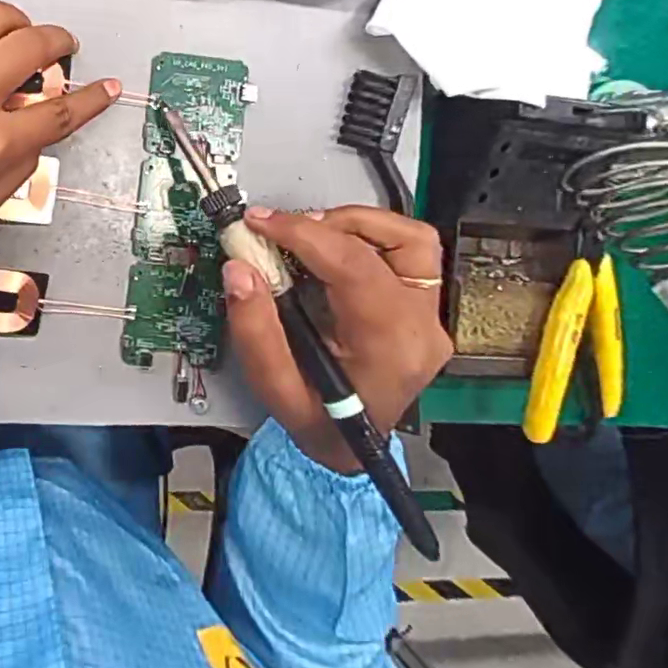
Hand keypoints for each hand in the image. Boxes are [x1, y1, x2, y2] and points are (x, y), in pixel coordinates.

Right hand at [223, 206, 451, 472]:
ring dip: (353, 224)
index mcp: (389, 347)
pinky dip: (364, 236)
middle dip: (324, 225)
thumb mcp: (273, 384)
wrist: (350, 445)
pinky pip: (406, 251)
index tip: (260, 222)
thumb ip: (253, 328)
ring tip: (306, 232)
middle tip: (278, 229)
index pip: (355, 266)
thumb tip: (240, 270)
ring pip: (410, 238)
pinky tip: (328, 247)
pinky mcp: (421, 306)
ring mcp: (428, 316)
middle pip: (393, 243)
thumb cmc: (317, 419)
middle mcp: (421, 327)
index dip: (302, 234)